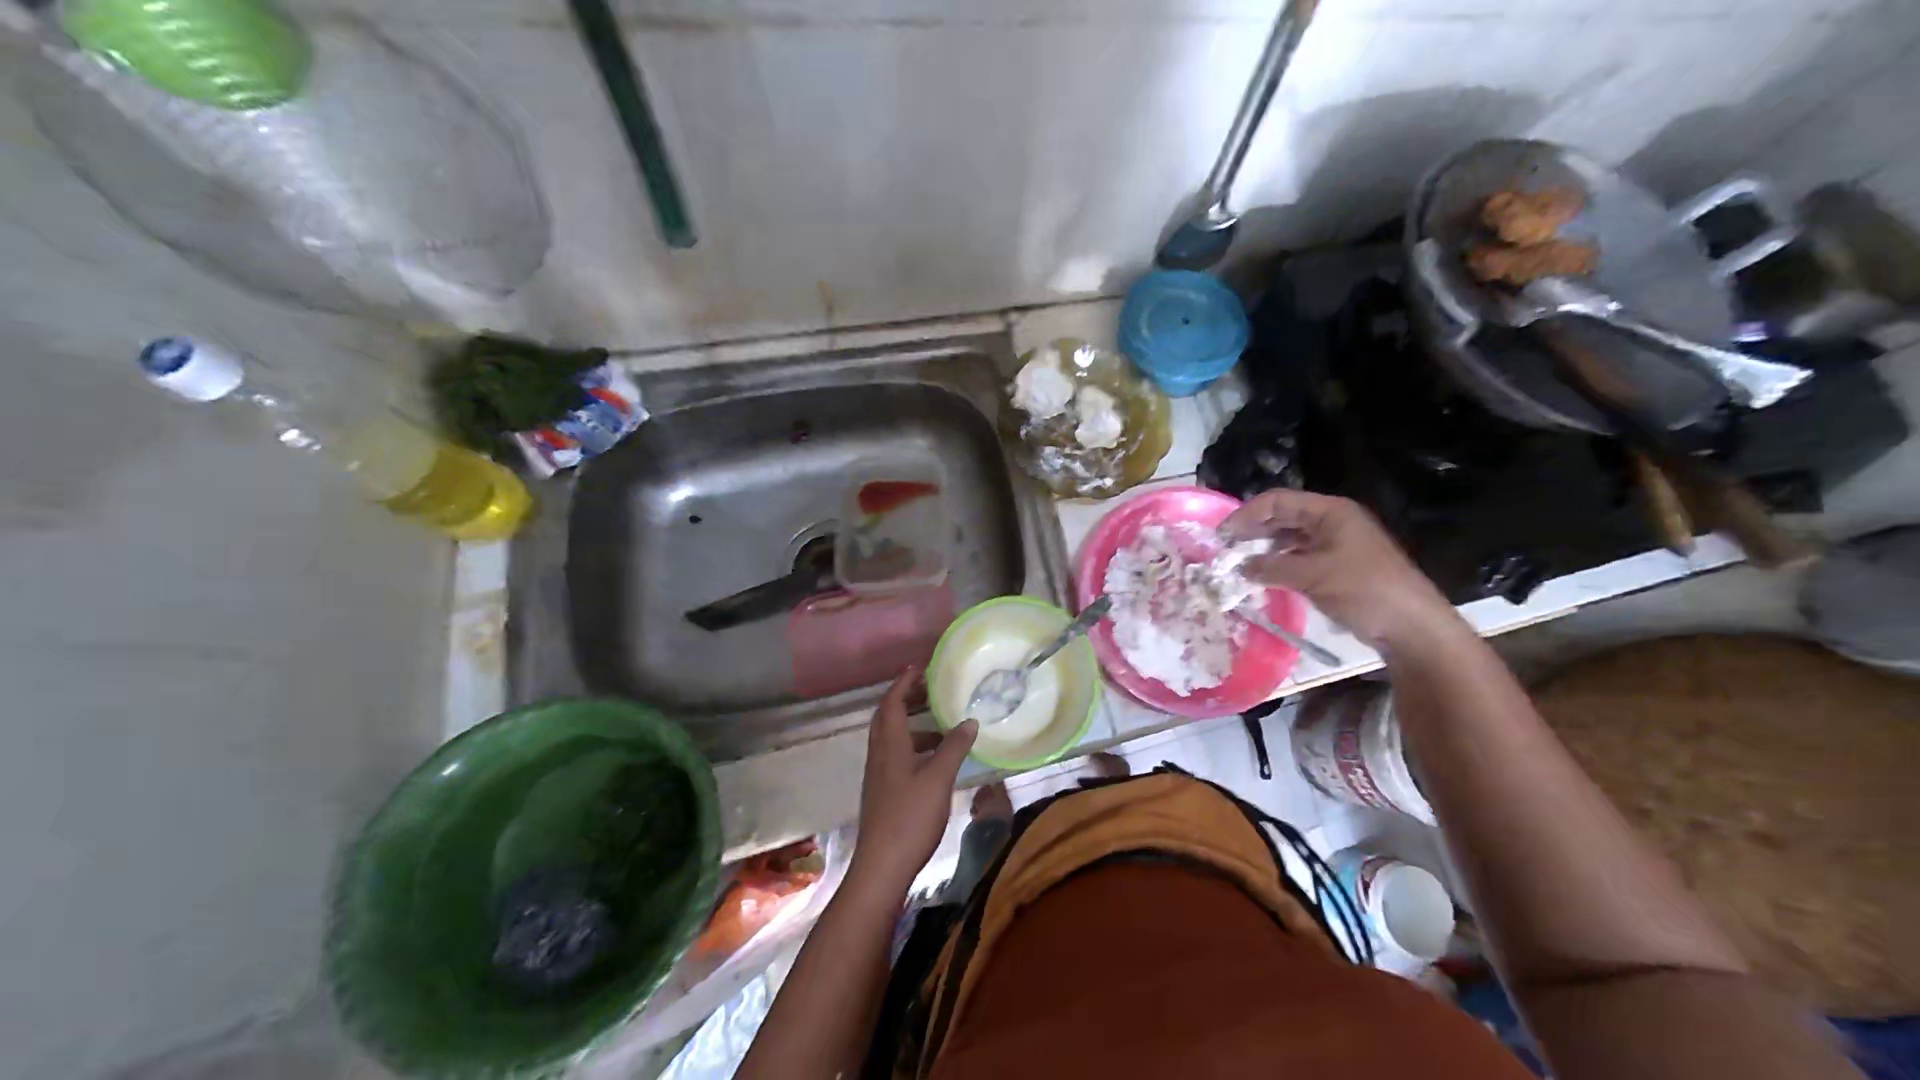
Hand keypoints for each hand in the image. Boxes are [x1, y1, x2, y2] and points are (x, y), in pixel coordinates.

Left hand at [848, 668, 977, 894]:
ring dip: (915, 727)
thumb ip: (953, 747)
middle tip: (933, 692)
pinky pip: (897, 757)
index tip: (920, 668)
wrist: (882, 866)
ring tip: (944, 728)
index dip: (904, 683)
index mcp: (889, 744)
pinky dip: (915, 748)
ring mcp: (879, 775)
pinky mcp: (884, 793)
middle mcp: (879, 754)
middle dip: (908, 700)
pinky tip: (936, 763)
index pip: (891, 702)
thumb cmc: (910, 816)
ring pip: (894, 739)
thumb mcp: (939, 778)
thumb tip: (969, 720)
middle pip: (889, 717)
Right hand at [1222, 490, 1462, 650]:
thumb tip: (1239, 567)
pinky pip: (1298, 558)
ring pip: (1289, 538)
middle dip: (1252, 530)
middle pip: (1282, 517)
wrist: (1411, 626)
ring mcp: (1335, 544)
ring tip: (1237, 563)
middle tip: (1223, 549)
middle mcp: (1331, 522)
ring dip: (1263, 549)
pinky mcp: (1336, 567)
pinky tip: (1261, 576)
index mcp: (1330, 512)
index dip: (1246, 514)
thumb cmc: (1364, 589)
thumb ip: (1271, 568)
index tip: (1221, 535)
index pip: (1277, 501)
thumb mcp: (1312, 576)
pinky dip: (1278, 564)